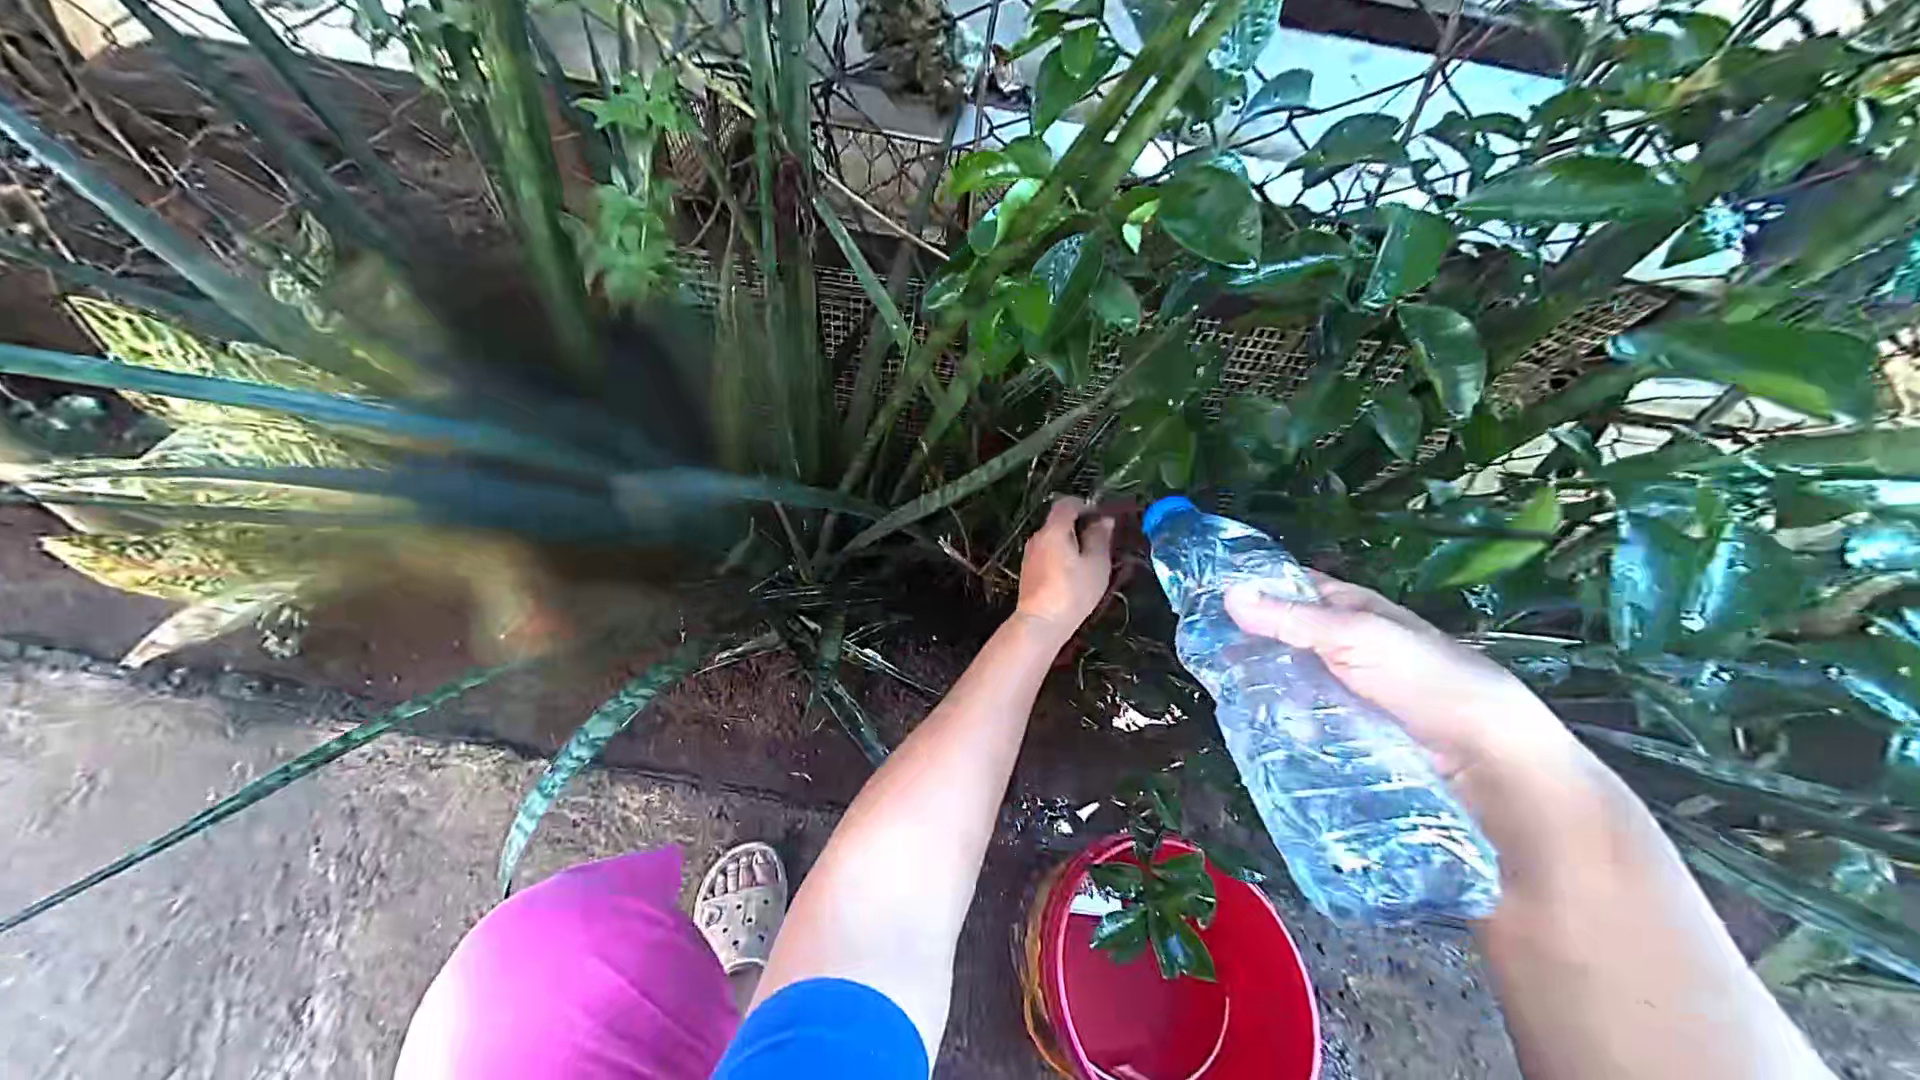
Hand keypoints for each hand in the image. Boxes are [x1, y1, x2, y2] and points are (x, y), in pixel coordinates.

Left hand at [1014, 497, 1114, 639]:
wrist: (1040, 623)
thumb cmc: (1072, 591)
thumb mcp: (1096, 564)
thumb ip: (1099, 538)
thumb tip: (1104, 519)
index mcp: (1053, 530)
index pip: (1066, 504)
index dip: (1085, 506)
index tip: (1102, 519)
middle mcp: (1037, 537)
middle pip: (1058, 521)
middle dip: (1080, 525)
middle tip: (1101, 542)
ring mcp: (1030, 554)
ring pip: (1053, 538)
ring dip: (1070, 542)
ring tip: (1089, 561)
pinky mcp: (1028, 570)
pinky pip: (1047, 553)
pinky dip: (1061, 555)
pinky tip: (1073, 574)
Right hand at [1222, 571, 1587, 794]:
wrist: (1487, 763)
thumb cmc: (1428, 679)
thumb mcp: (1357, 636)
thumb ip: (1292, 618)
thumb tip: (1228, 594)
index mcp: (1348, 609)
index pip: (1288, 587)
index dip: (1249, 586)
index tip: (1202, 593)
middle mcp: (1339, 645)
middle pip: (1277, 634)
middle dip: (1242, 638)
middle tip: (1197, 645)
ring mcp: (1336, 689)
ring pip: (1280, 675)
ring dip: (1252, 679)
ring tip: (1214, 683)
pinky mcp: (1335, 729)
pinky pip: (1291, 714)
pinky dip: (1269, 714)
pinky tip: (1245, 720)